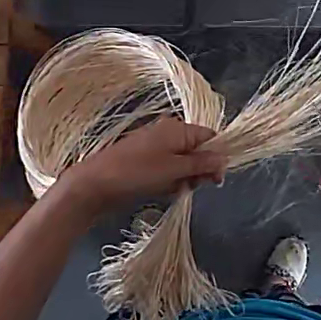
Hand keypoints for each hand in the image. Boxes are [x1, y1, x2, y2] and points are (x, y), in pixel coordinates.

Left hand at [53, 117, 226, 213]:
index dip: (216, 157)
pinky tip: (159, 191)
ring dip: (182, 179)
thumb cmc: (137, 173)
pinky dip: (168, 182)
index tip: (215, 180)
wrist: (95, 184)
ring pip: (182, 164)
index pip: (210, 137)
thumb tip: (225, 158)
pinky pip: (167, 171)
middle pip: (197, 151)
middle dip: (198, 171)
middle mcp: (167, 133)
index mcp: (177, 128)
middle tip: (188, 186)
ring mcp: (154, 148)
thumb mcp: (175, 169)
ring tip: (169, 189)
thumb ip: (202, 163)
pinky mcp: (144, 163)